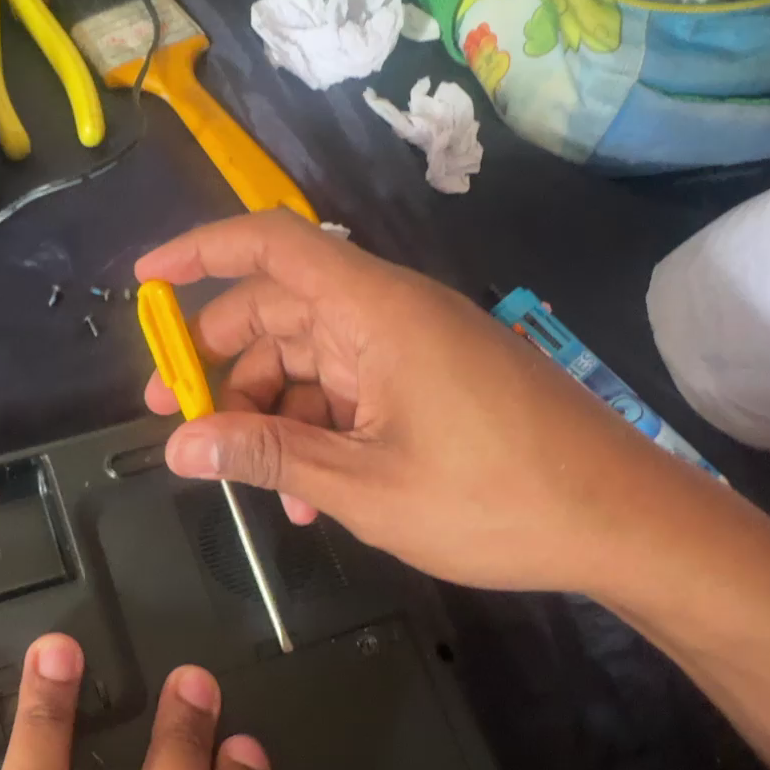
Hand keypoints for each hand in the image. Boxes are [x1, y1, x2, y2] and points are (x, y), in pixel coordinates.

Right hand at [135, 210, 700, 596]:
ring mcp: (409, 348)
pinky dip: (315, 432)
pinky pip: (346, 392)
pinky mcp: (427, 381)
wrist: (625, 524)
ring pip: (307, 360)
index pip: (269, 245)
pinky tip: (306, 496)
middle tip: (172, 417)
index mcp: (374, 311)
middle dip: (219, 364)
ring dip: (268, 415)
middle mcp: (387, 313)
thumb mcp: (362, 485)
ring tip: (249, 481)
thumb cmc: (494, 498)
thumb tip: (178, 444)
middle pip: (277, 311)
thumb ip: (265, 455)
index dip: (198, 252)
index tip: (144, 282)